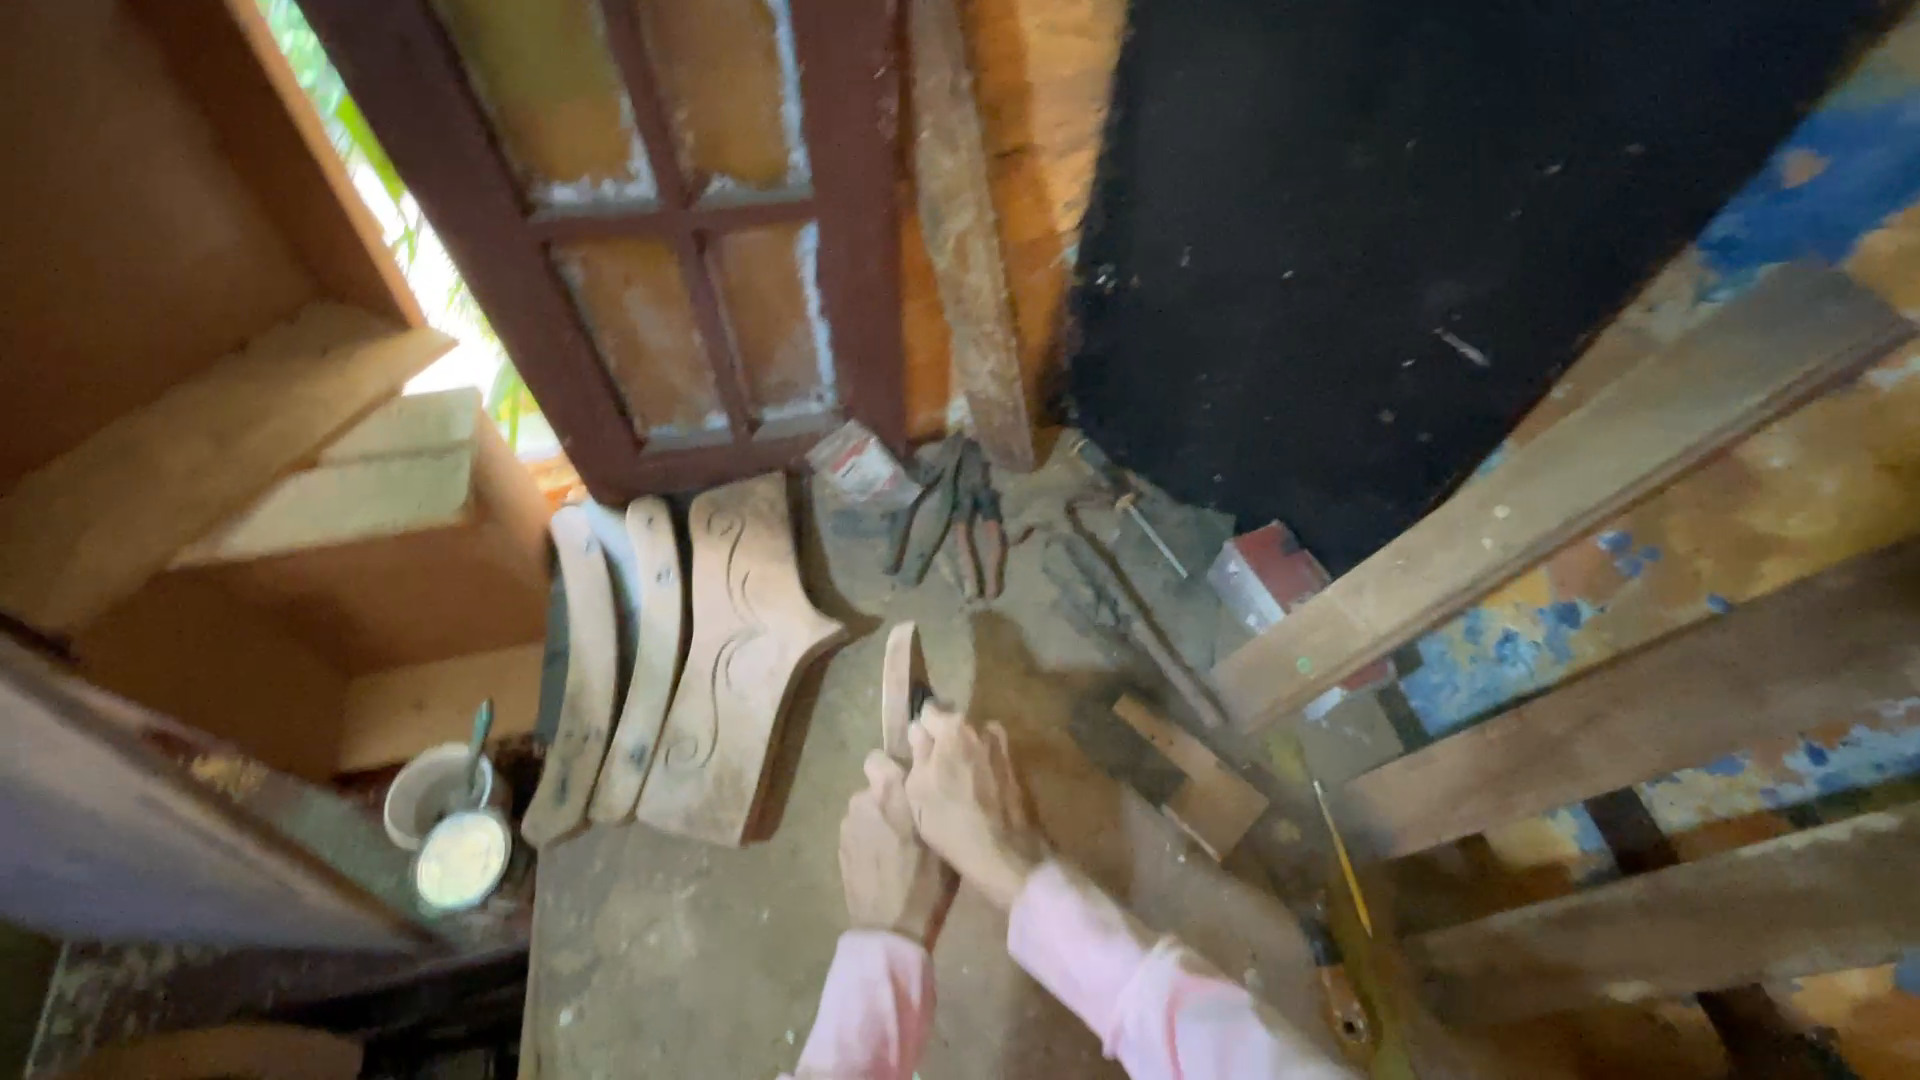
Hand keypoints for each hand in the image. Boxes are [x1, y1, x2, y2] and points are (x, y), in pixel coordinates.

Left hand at [839, 751, 955, 945]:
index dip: (891, 769)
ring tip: (896, 848)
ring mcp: (847, 827)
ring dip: (877, 821)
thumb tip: (925, 780)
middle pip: (873, 788)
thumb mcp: (941, 835)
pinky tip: (882, 863)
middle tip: (908, 823)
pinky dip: (868, 841)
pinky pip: (858, 833)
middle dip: (887, 799)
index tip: (907, 785)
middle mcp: (862, 801)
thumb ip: (927, 799)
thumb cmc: (927, 879)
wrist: (890, 928)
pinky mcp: (840, 850)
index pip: (879, 758)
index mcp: (889, 791)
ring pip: (865, 811)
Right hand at [905, 706, 1049, 910]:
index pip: (928, 712)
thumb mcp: (916, 788)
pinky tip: (977, 794)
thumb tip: (919, 729)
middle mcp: (982, 728)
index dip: (920, 732)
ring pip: (974, 742)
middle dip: (943, 741)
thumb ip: (918, 751)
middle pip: (954, 726)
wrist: (1002, 851)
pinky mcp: (1016, 768)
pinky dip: (982, 768)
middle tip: (935, 771)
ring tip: (958, 784)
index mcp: (953, 728)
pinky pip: (990, 759)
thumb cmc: (949, 820)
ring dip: (965, 754)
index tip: (916, 751)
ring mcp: (1003, 747)